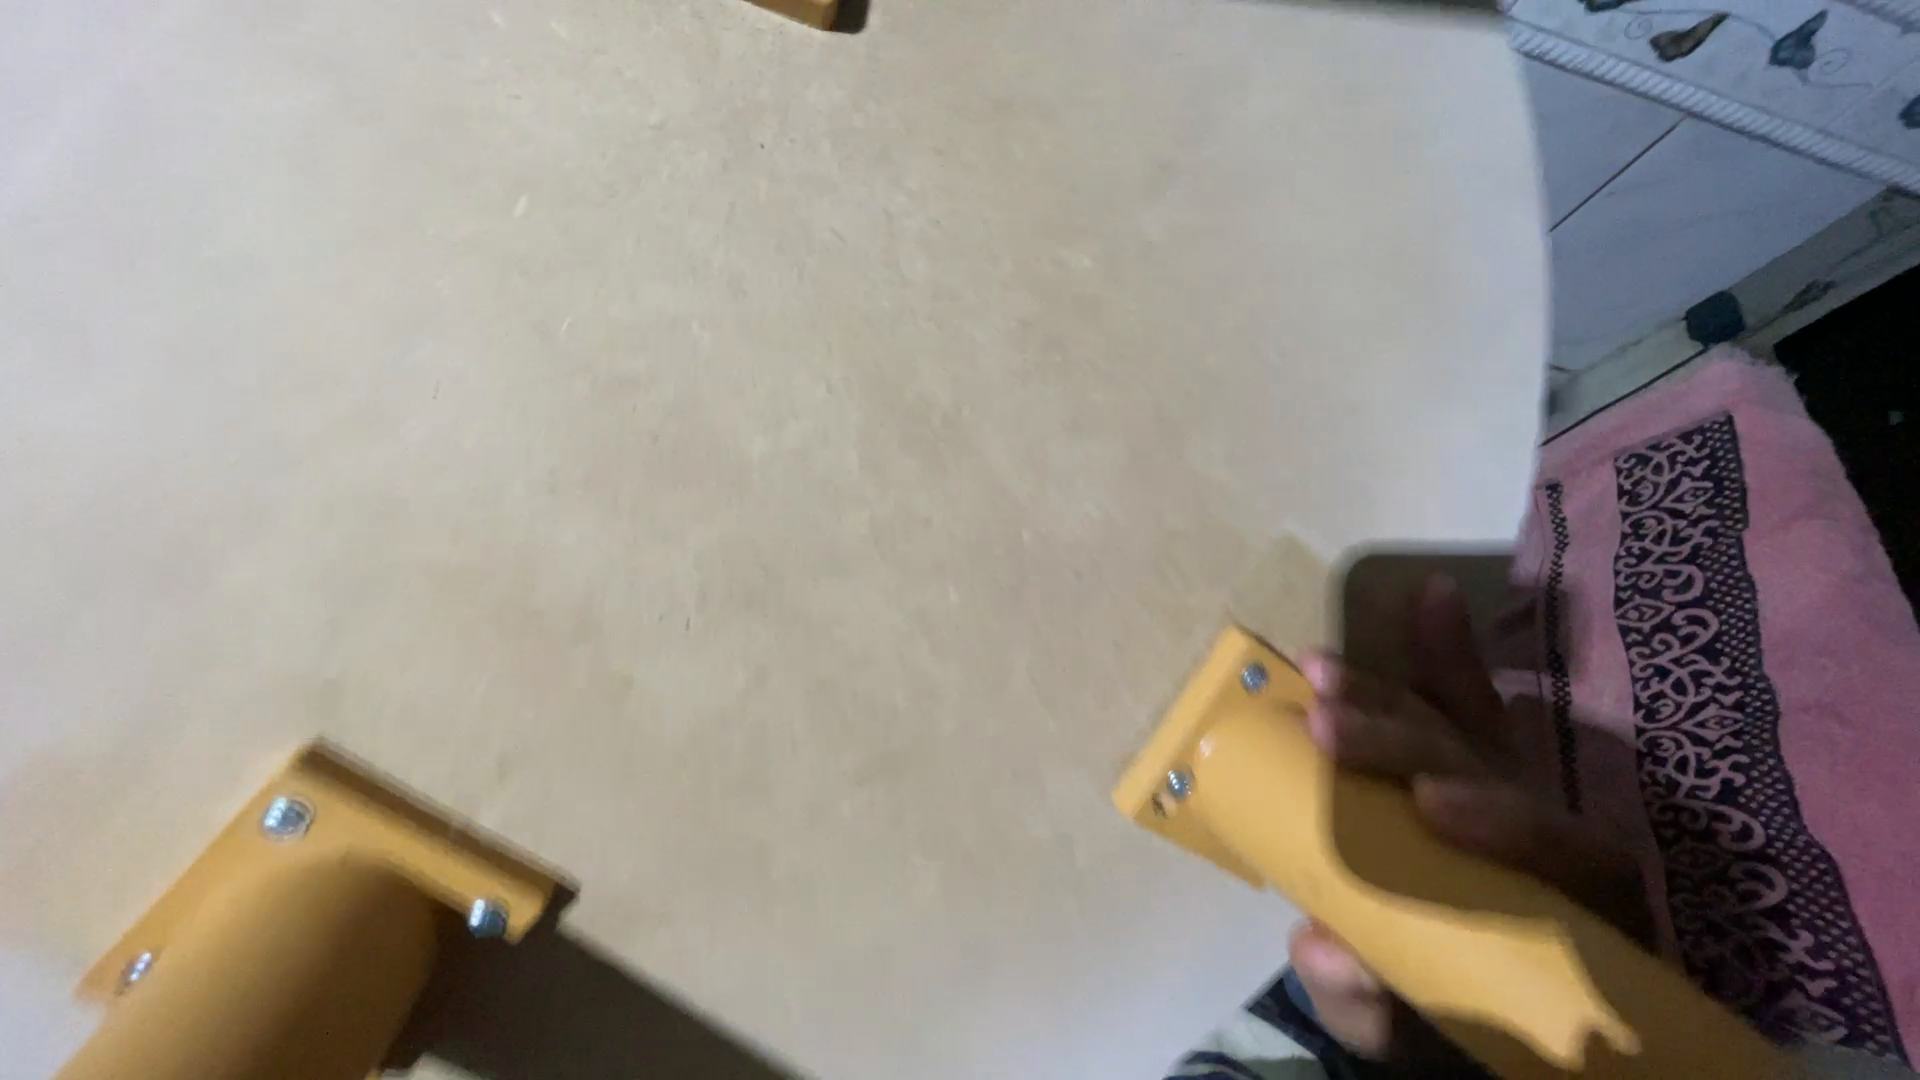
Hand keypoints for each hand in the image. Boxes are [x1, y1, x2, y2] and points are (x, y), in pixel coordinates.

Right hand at [1286, 577, 1653, 1066]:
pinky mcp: (1465, 767)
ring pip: (1457, 727)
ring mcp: (1503, 790)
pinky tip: (1430, 596)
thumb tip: (1320, 947)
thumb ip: (1376, 1009)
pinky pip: (1460, 704)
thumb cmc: (1452, 1020)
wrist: (1467, 993)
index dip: (1506, 823)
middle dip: (1402, 741)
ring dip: (1386, 693)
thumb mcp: (1413, 1037)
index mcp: (1570, 907)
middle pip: (1487, 768)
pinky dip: (1443, 654)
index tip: (1431, 806)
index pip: (1566, 852)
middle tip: (1325, 725)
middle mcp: (1544, 833)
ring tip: (1317, 667)